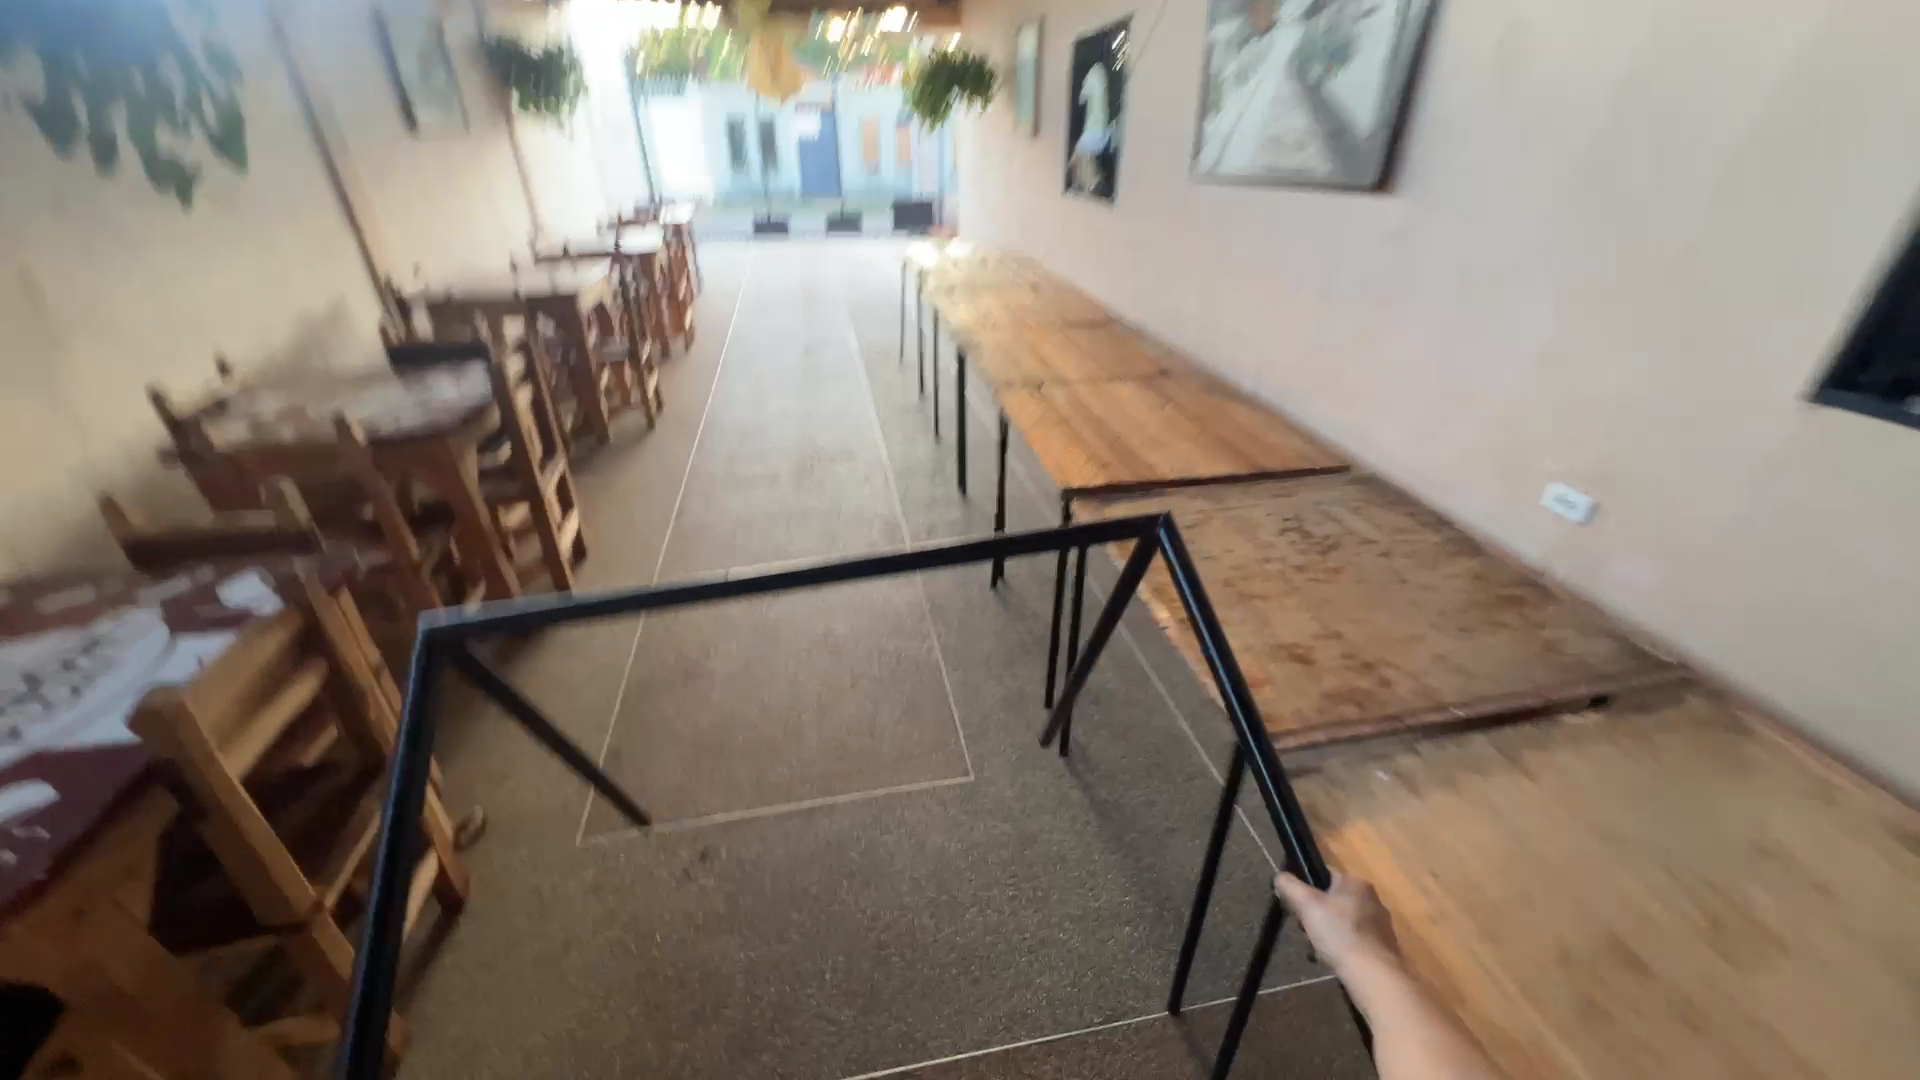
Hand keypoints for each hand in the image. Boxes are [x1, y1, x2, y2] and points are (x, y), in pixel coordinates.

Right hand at [1274, 870, 1400, 976]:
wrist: (1376, 979)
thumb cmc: (1340, 935)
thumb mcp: (1306, 905)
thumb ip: (1289, 886)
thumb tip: (1280, 878)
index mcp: (1357, 883)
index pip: (1324, 874)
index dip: (1305, 887)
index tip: (1295, 906)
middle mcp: (1373, 899)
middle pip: (1332, 900)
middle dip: (1316, 914)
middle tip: (1305, 930)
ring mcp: (1382, 925)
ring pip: (1343, 922)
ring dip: (1328, 933)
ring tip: (1318, 949)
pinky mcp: (1385, 948)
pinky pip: (1355, 941)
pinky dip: (1343, 948)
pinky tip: (1335, 961)